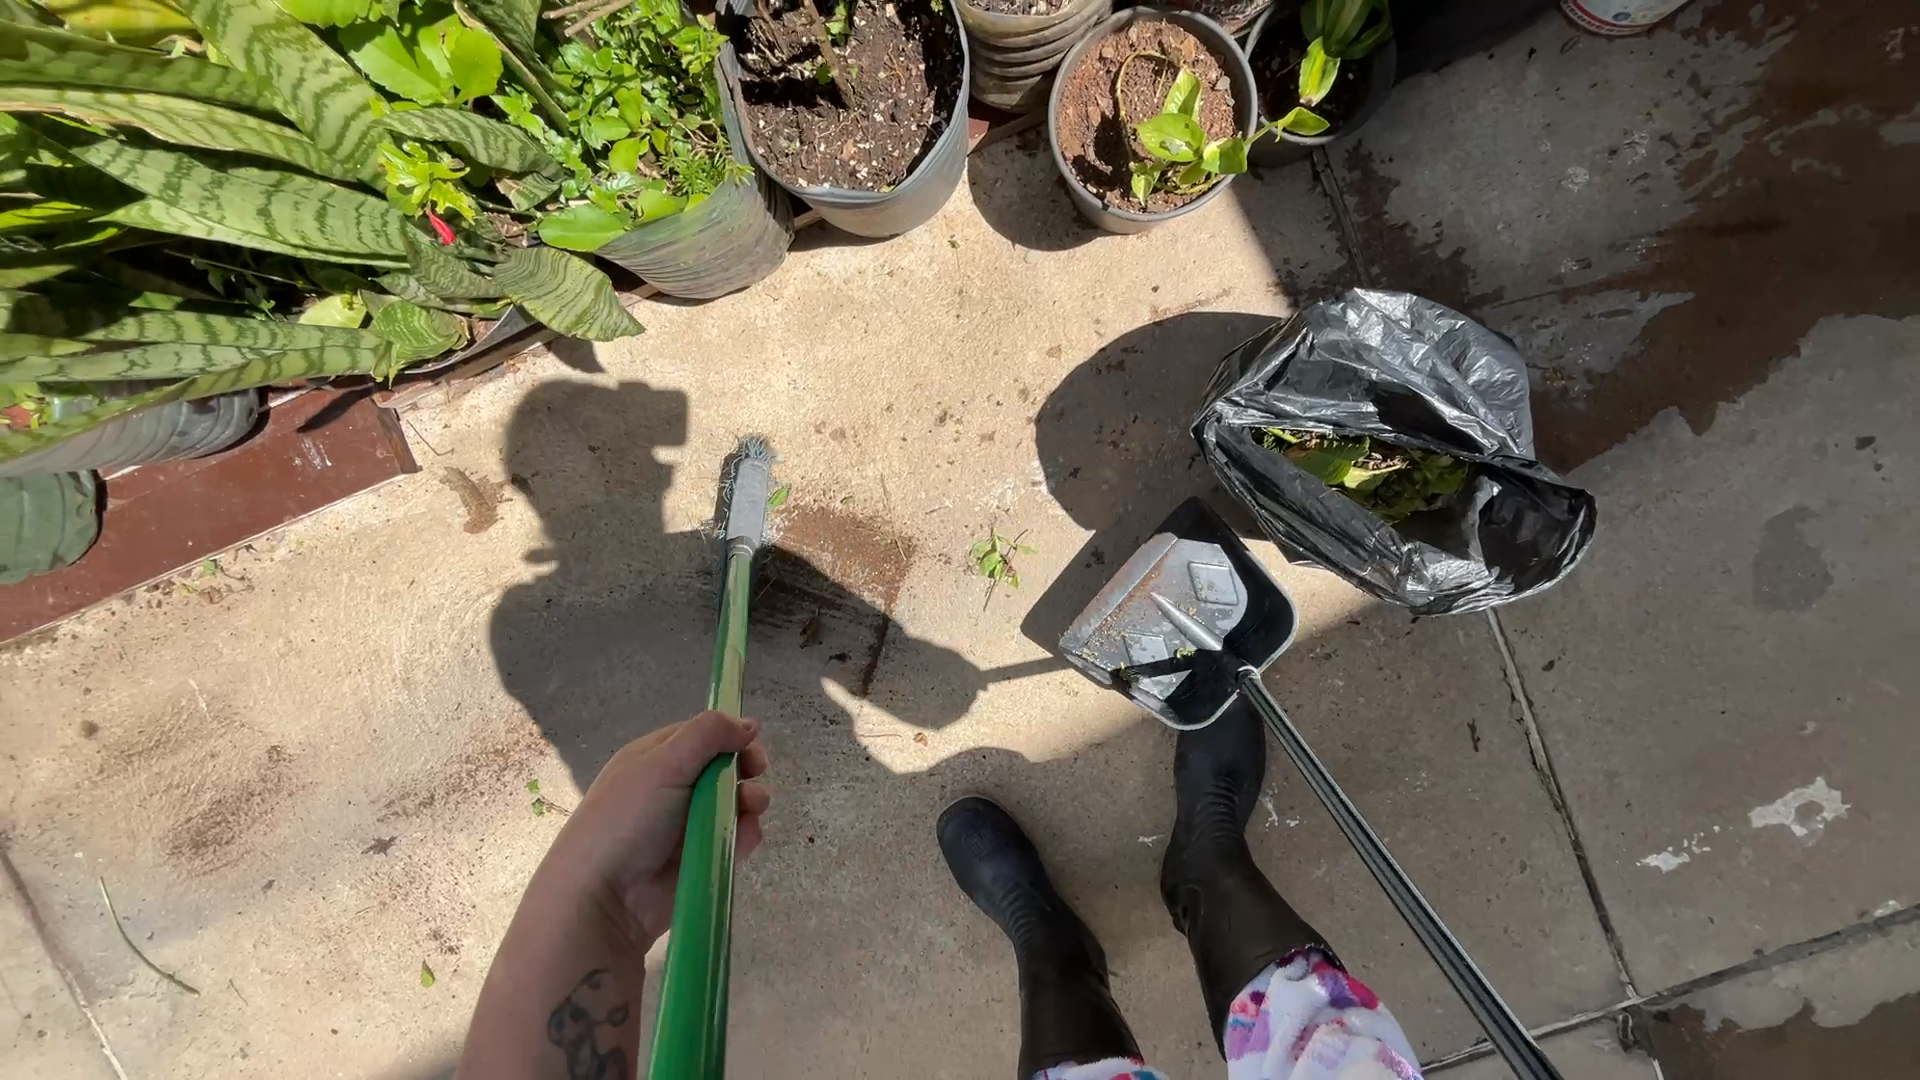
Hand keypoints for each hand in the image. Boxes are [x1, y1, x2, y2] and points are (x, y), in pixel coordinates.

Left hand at [538, 711, 770, 956]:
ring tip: (750, 807)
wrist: (602, 901)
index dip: (729, 736)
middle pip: (724, 767)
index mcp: (655, 759)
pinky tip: (741, 838)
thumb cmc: (627, 821)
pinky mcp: (702, 857)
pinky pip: (735, 837)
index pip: (702, 735)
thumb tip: (749, 724)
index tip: (749, 743)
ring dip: (750, 800)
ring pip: (735, 801)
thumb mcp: (663, 764)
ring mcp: (688, 825)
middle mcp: (672, 788)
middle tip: (755, 772)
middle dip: (745, 767)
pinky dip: (744, 835)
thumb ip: (708, 734)